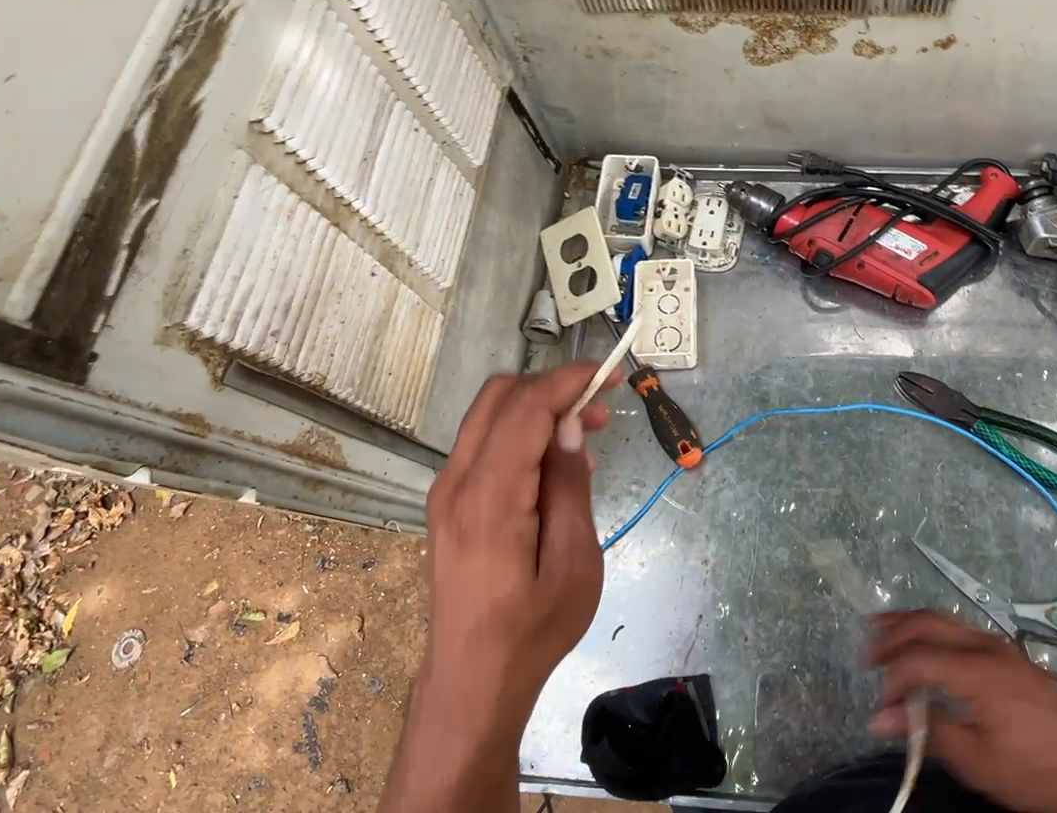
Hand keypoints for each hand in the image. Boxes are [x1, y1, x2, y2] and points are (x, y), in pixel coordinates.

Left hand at [383, 363, 617, 812]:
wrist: (473, 681)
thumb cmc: (534, 628)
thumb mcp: (574, 562)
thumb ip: (570, 486)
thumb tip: (571, 424)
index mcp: (489, 497)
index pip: (525, 408)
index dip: (569, 380)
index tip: (612, 375)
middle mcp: (455, 482)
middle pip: (499, 397)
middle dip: (553, 387)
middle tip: (601, 409)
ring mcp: (445, 492)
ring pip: (489, 416)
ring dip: (538, 409)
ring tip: (587, 436)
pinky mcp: (447, 504)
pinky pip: (483, 444)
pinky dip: (521, 434)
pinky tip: (556, 467)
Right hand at [868, 610, 1056, 812]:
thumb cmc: (1032, 769)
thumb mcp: (976, 760)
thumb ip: (926, 731)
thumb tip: (879, 719)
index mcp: (977, 671)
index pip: (918, 659)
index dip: (892, 679)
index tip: (882, 707)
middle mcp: (986, 646)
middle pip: (928, 622)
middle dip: (892, 633)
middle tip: (867, 652)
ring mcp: (999, 645)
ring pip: (944, 619)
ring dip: (910, 625)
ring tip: (881, 633)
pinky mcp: (1008, 653)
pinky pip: (959, 629)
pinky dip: (933, 631)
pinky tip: (922, 645)